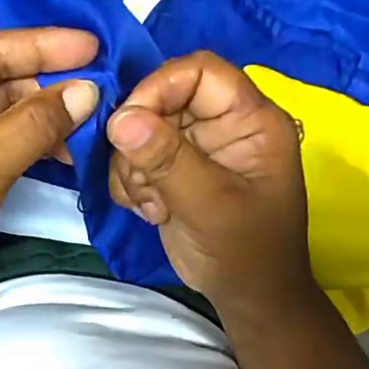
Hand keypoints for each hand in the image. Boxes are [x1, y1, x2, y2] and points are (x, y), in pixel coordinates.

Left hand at [0, 28, 100, 307]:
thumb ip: (35, 124)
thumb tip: (89, 90)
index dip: (41, 45)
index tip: (93, 46)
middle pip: (0, 78)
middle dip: (48, 84)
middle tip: (100, 90)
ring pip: (8, 110)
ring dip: (46, 116)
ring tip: (90, 123)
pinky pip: (7, 140)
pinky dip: (36, 142)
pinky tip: (68, 149)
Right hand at [106, 51, 314, 308]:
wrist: (246, 296)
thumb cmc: (245, 250)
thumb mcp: (209, 204)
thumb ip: (167, 159)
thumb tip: (119, 118)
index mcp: (249, 119)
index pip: (199, 72)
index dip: (158, 89)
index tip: (126, 125)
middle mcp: (220, 125)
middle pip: (160, 100)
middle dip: (138, 139)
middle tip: (140, 178)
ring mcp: (194, 149)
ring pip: (139, 131)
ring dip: (131, 168)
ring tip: (152, 204)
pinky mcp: (172, 172)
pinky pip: (133, 158)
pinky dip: (130, 183)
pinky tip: (150, 211)